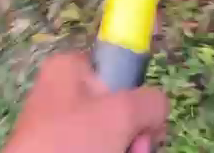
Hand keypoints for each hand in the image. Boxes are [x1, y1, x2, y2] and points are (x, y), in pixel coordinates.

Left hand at [2, 52, 169, 152]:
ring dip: (127, 150)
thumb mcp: (123, 113)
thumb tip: (156, 110)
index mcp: (68, 68)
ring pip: (109, 137)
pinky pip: (95, 151)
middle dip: (134, 134)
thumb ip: (152, 102)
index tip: (144, 124)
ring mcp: (56, 130)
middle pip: (117, 109)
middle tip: (136, 149)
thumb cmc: (73, 143)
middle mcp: (61, 94)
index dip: (136, 97)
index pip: (117, 70)